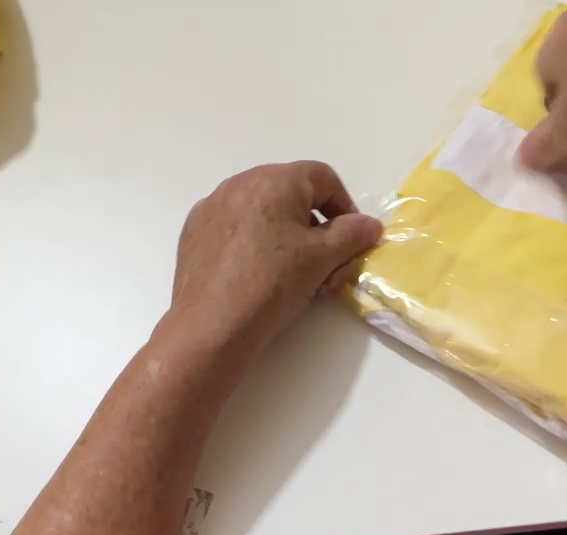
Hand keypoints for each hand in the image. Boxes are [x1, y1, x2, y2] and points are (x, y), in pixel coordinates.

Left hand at [166, 161, 383, 361]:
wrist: (212, 325)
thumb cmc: (272, 285)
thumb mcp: (320, 260)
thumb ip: (350, 236)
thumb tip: (370, 225)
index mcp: (274, 180)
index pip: (323, 178)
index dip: (345, 207)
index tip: (351, 241)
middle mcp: (240, 183)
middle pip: (292, 196)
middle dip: (316, 229)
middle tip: (325, 268)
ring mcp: (213, 207)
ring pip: (264, 214)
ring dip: (288, 240)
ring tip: (293, 279)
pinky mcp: (196, 233)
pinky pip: (237, 230)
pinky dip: (255, 247)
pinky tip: (258, 279)